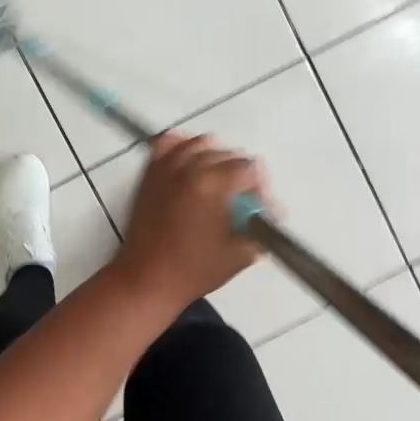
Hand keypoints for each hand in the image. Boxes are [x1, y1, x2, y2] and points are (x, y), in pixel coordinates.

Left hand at [110, 133, 265, 312]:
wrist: (147, 277)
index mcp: (212, 184)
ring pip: (199, 143)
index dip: (260, 187)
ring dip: (215, 157)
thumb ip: (259, 227)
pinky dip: (181, 145)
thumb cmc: (194, 270)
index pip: (249, 168)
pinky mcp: (149, 172)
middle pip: (226, 153)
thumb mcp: (239, 253)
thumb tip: (272, 212)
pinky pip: (167, 143)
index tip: (260, 207)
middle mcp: (188, 167)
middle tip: (243, 200)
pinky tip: (190, 161)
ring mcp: (165, 166)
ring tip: (219, 182)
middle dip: (241, 174)